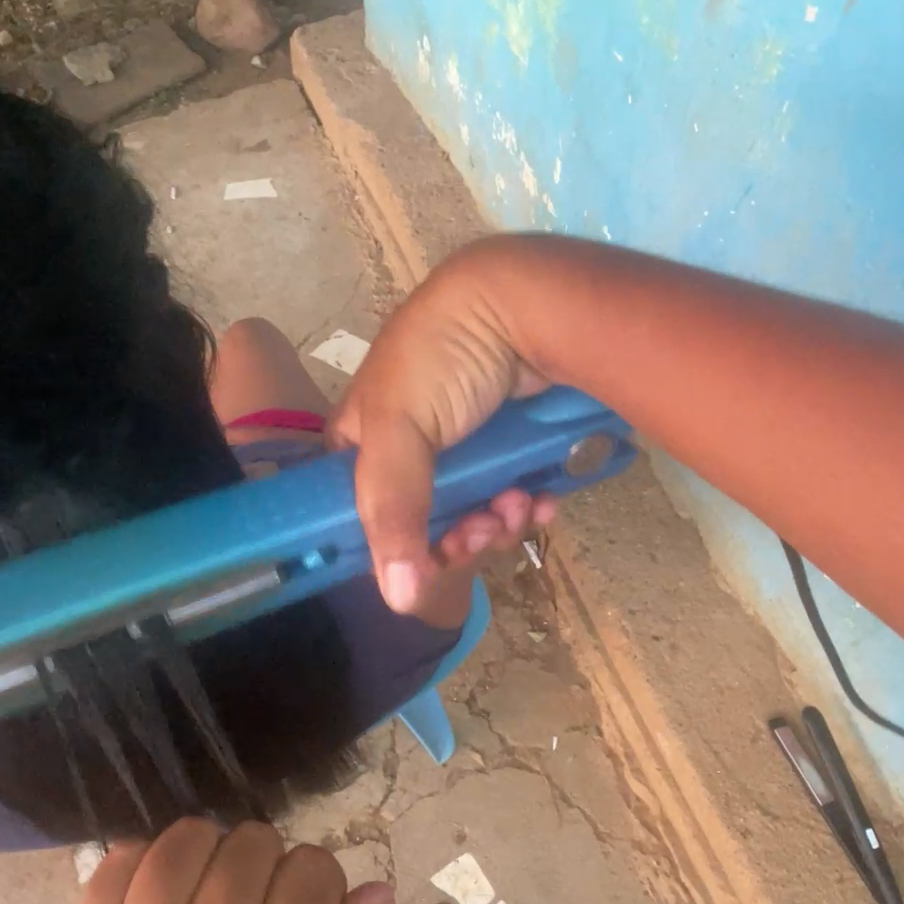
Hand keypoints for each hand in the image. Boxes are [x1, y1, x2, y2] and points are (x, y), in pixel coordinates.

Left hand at [45, 819, 394, 903]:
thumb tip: (376, 893)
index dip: (320, 878)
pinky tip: (160, 893)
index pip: (310, 884)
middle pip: (251, 850)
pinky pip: (117, 864)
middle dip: (267, 861)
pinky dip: (145, 860)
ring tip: (210, 885)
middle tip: (258, 902)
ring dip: (209, 851)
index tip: (310, 902)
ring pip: (184, 844)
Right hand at [331, 240, 556, 614]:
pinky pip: (510, 494)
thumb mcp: (399, 429)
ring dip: (497, 522)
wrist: (524, 301)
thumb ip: (391, 511)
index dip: (392, 547)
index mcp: (361, 439)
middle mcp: (407, 448)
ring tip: (521, 505)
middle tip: (485, 530)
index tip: (426, 564)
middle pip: (424, 523)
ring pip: (472, 513)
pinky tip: (542, 500)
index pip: (362, 514)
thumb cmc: (442, 359)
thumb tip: (399, 601)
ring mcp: (460, 447)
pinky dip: (525, 504)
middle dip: (457, 536)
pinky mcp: (507, 445)